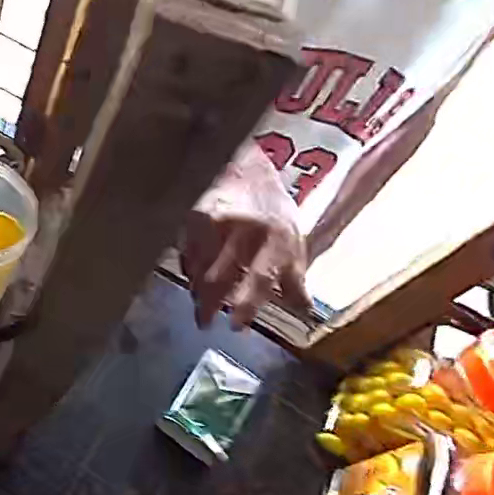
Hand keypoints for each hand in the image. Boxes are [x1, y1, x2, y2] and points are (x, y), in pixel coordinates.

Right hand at [181, 143, 310, 329]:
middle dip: (212, 304)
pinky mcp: (193, 220)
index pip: (260, 279)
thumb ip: (294, 276)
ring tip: (197, 307)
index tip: (235, 328)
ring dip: (198, 292)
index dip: (247, 306)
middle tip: (204, 324)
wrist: (241, 166)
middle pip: (223, 277)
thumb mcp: (292, 238)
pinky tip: (191, 280)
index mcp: (277, 238)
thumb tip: (305, 312)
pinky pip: (187, 254)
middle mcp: (248, 231)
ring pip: (201, 269)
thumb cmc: (270, 206)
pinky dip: (189, 270)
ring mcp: (218, 225)